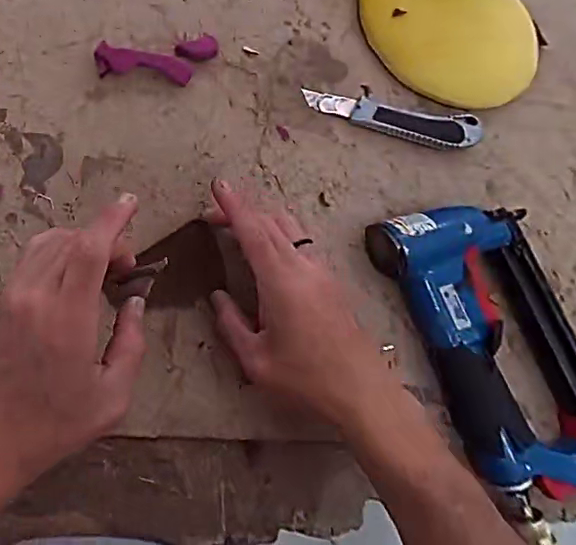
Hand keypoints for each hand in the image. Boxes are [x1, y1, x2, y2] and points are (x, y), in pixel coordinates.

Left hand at [0, 194, 146, 486]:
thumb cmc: (52, 426)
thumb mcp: (111, 398)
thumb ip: (132, 343)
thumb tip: (134, 300)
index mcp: (67, 319)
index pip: (90, 248)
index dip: (113, 218)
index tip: (132, 203)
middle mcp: (37, 296)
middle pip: (76, 238)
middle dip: (109, 237)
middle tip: (126, 267)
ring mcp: (15, 294)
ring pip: (55, 239)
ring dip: (85, 240)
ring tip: (102, 267)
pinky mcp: (4, 298)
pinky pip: (36, 252)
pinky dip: (62, 246)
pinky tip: (74, 269)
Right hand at [205, 180, 396, 431]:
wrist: (361, 390)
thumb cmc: (306, 379)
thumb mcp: (256, 361)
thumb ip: (231, 324)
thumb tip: (218, 296)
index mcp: (281, 280)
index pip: (253, 231)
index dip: (233, 206)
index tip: (219, 185)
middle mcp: (303, 266)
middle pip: (270, 222)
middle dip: (241, 211)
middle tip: (213, 216)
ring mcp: (320, 270)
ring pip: (289, 228)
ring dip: (263, 220)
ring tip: (239, 229)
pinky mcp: (330, 280)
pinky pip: (301, 242)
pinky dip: (280, 233)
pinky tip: (270, 252)